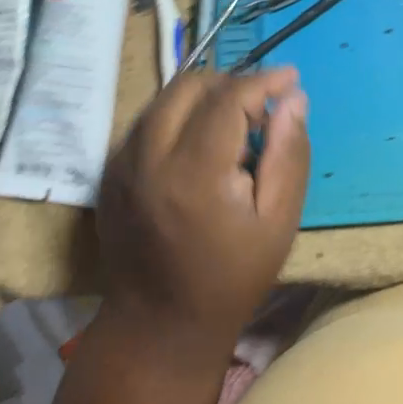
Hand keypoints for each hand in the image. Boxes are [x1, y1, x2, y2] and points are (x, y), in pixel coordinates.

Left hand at [97, 68, 309, 360]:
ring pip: (164, 99)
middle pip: (190, 86)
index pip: (228, 98)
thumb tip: (294, 98)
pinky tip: (200, 147)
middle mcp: (148, 157)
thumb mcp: (278, 222)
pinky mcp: (109, 172)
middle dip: (231, 84)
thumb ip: (288, 155)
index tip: (291, 77)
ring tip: (234, 128)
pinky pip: (145, 122)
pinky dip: (177, 118)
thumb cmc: (231, 279)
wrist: (159, 326)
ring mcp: (121, 163)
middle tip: (261, 109)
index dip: (264, 80)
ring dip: (203, 98)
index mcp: (193, 173)